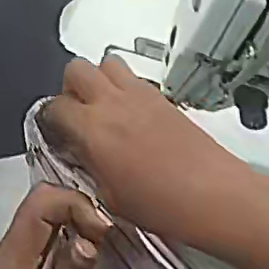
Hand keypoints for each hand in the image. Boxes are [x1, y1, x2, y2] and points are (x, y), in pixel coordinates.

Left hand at [0, 184, 109, 268]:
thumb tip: (88, 242)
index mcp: (16, 258)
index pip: (42, 202)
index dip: (77, 204)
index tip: (104, 230)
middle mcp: (13, 247)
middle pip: (44, 198)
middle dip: (81, 205)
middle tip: (107, 235)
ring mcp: (18, 253)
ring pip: (48, 211)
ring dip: (79, 216)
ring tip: (104, 242)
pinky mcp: (26, 264)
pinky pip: (50, 231)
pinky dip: (74, 231)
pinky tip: (91, 251)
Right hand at [38, 56, 255, 245]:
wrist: (218, 197)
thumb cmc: (163, 206)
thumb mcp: (109, 197)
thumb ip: (86, 167)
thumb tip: (78, 153)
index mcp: (92, 128)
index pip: (54, 106)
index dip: (50, 120)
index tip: (55, 134)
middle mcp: (112, 102)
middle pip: (76, 69)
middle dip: (70, 88)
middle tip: (78, 114)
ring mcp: (139, 95)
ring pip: (106, 63)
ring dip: (99, 79)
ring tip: (104, 107)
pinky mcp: (162, 98)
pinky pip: (133, 78)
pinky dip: (124, 88)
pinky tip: (131, 116)